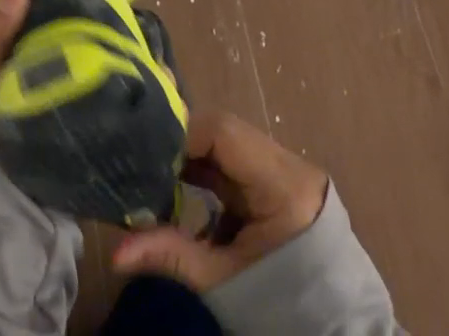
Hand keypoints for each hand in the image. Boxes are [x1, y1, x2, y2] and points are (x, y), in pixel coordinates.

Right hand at [112, 111, 328, 291]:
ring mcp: (284, 172)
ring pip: (226, 143)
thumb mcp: (221, 280)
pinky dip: (203, 168)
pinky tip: (175, 183)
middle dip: (179, 144)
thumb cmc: (280, 303)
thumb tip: (115, 254)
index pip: (223, 132)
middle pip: (223, 132)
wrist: (333, 330)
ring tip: (152, 173)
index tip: (142, 153)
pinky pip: (233, 161)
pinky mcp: (275, 183)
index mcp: (283, 184)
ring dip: (189, 155)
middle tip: (139, 161)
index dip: (179, 134)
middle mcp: (288, 165)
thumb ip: (169, 254)